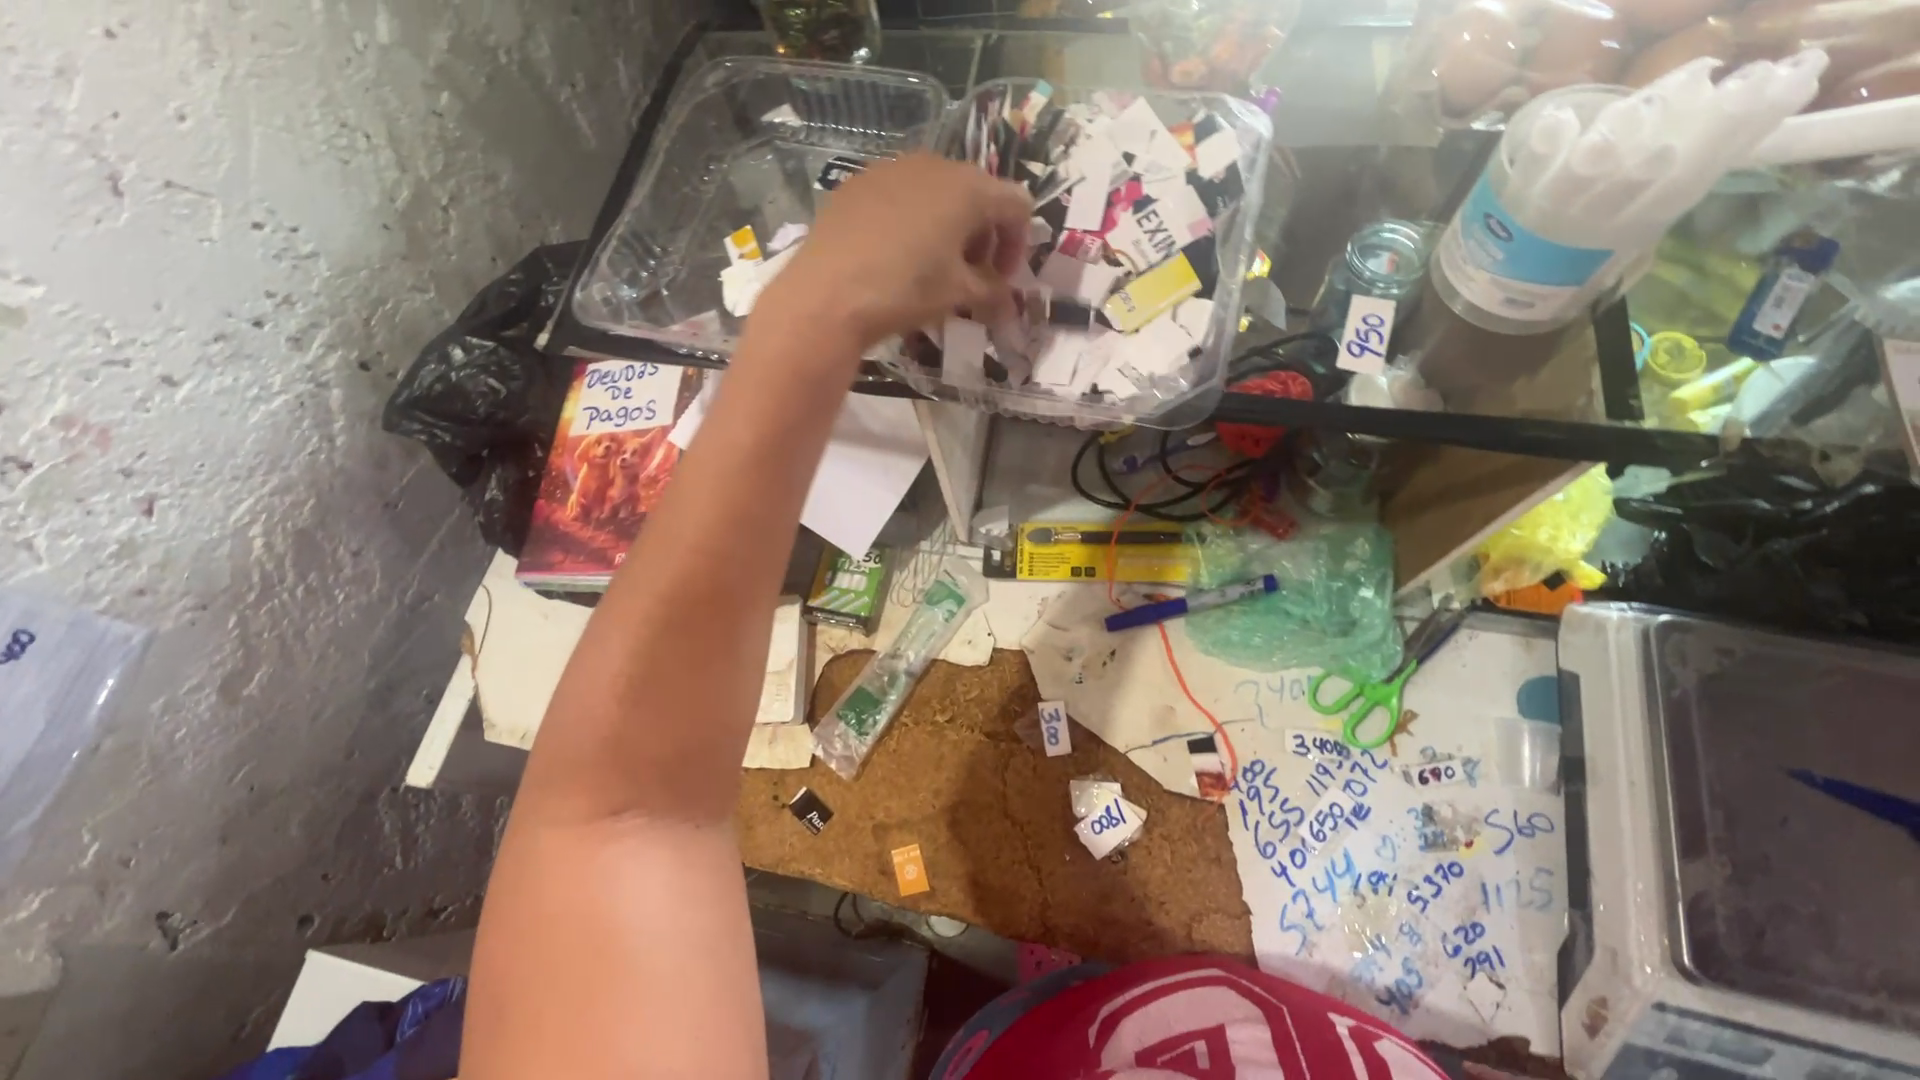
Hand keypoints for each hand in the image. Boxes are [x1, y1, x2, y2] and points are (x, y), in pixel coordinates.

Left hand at [751, 154, 1032, 351]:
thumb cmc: (906, 289)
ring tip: (932, 267)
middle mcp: (934, 164)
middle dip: (982, 236)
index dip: (1018, 245)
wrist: (827, 294)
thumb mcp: (958, 294)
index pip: (1017, 204)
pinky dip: (911, 222)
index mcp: (969, 187)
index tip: (1002, 280)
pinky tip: (894, 256)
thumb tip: (1006, 301)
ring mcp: (891, 168)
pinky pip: (899, 197)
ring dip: (947, 228)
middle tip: (971, 275)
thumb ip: (993, 292)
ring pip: (936, 192)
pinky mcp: (857, 183)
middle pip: (976, 193)